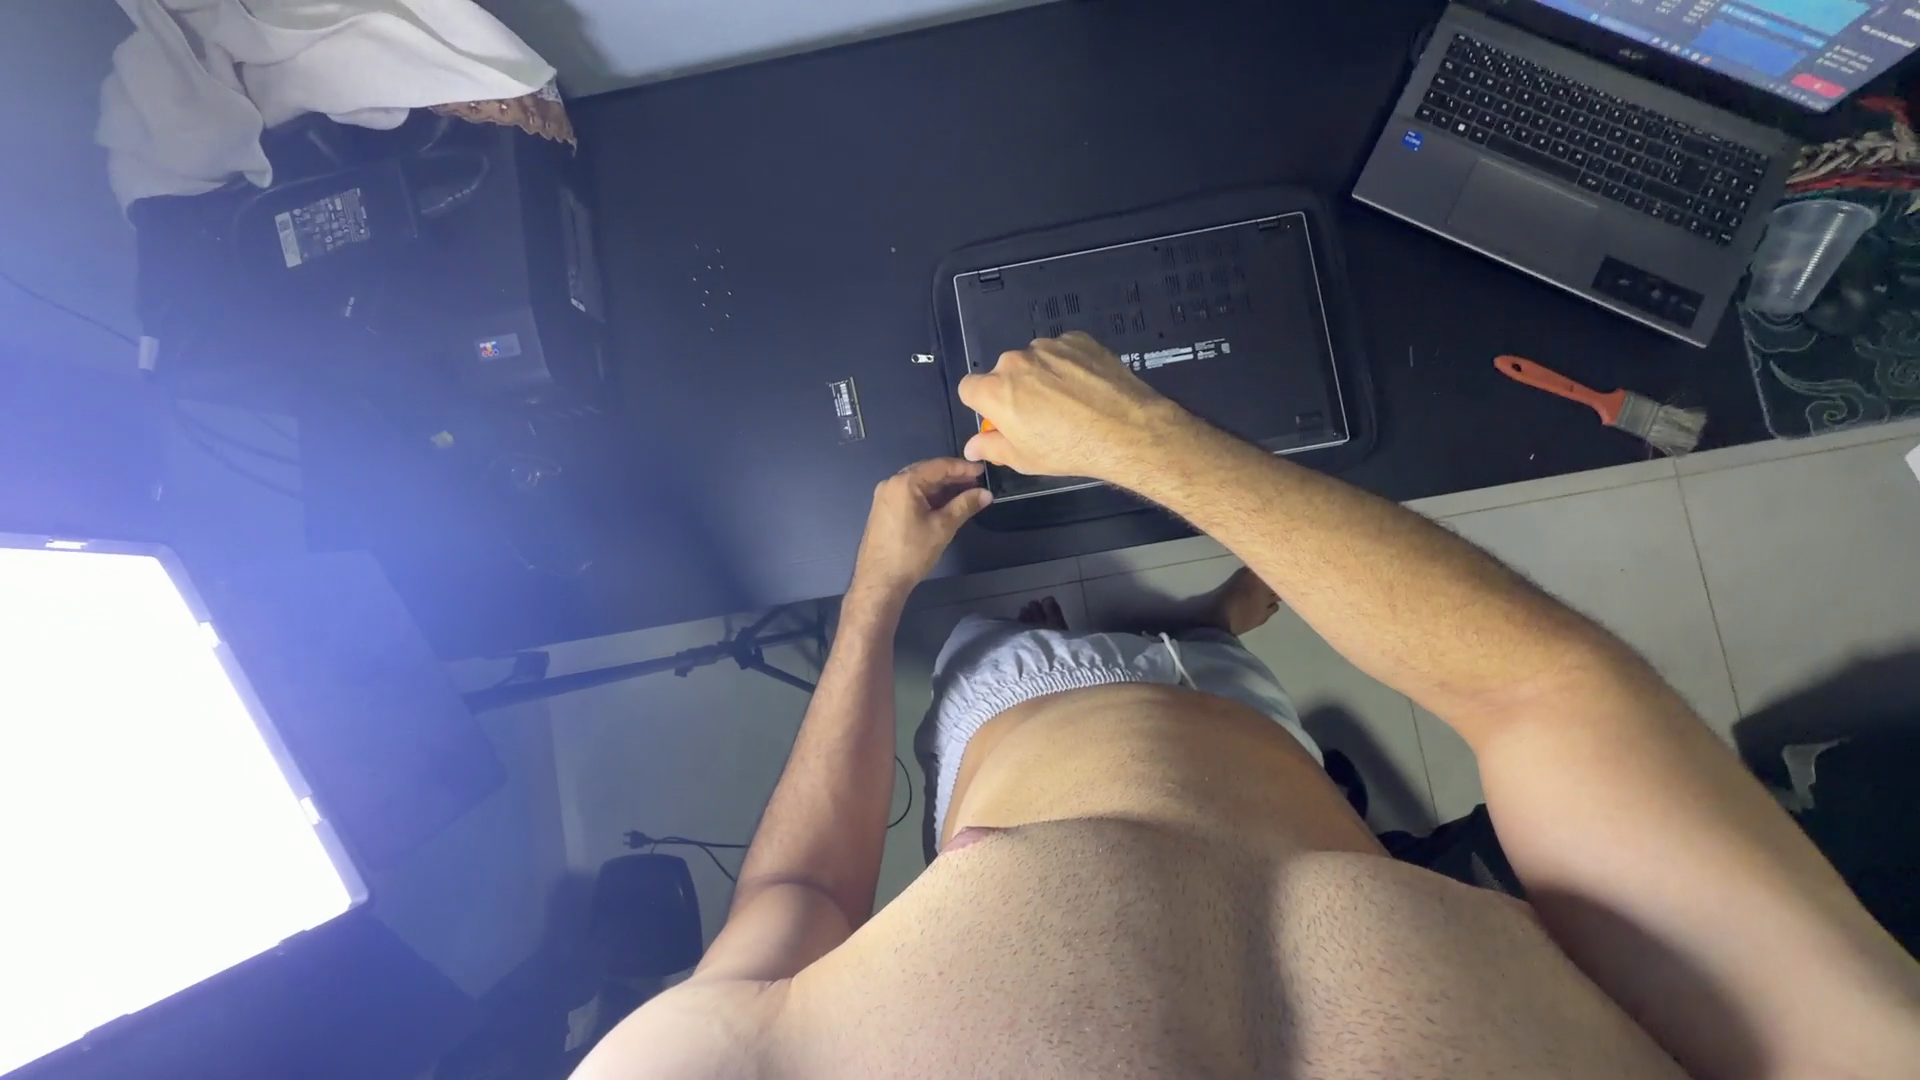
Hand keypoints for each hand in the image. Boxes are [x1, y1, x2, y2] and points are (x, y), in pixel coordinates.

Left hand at [850, 458, 993, 598]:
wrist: (879, 581)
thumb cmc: (911, 552)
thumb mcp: (942, 527)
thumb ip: (965, 506)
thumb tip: (986, 494)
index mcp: (904, 483)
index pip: (938, 466)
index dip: (963, 468)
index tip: (982, 470)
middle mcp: (891, 484)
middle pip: (927, 473)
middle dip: (953, 477)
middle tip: (977, 482)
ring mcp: (885, 497)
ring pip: (919, 485)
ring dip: (942, 489)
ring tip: (966, 494)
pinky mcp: (884, 510)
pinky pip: (910, 496)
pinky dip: (929, 498)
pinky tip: (946, 505)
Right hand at [957, 332, 1190, 481]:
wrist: (1125, 429)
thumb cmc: (1068, 449)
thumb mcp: (1024, 458)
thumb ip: (991, 447)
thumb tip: (972, 445)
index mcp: (995, 391)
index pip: (968, 388)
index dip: (982, 404)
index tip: (1000, 417)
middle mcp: (1016, 361)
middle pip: (1003, 372)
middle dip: (1015, 389)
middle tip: (1039, 414)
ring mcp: (1048, 346)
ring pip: (1033, 359)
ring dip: (1041, 375)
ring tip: (1067, 401)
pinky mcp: (1077, 339)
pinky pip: (1062, 350)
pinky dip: (1067, 364)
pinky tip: (1084, 387)